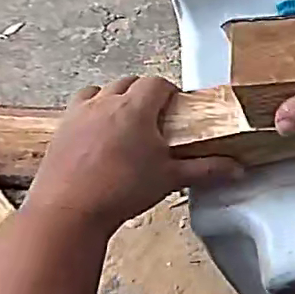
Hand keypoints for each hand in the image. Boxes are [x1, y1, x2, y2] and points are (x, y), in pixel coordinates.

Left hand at [24, 76, 242, 232]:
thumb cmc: (120, 190)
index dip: (170, 91)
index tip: (178, 105)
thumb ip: (208, 169)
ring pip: (97, 90)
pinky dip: (91, 113)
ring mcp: (76, 116)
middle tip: (158, 114)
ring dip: (114, 98)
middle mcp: (103, 105)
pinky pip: (76, 109)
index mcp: (134, 110)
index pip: (156, 83)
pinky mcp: (58, 131)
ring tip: (127, 120)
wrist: (68, 211)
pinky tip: (101, 136)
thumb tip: (236, 169)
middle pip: (127, 82)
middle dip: (144, 92)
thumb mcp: (173, 177)